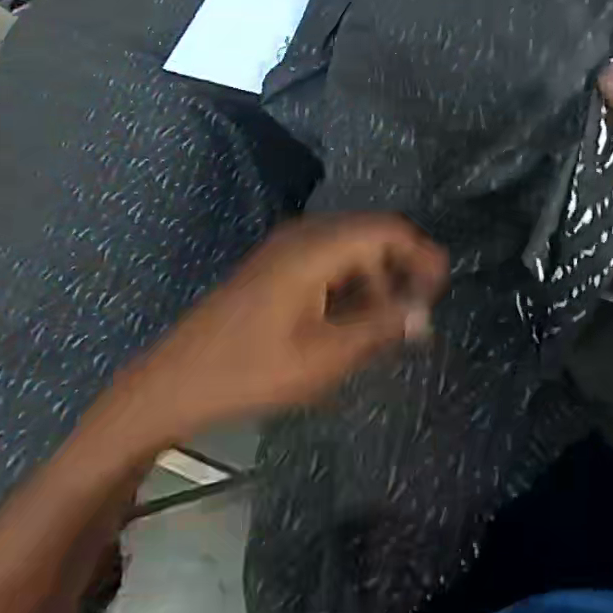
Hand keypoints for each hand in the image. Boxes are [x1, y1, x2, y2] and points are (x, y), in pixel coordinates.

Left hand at [114, 213, 447, 445]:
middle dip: (404, 265)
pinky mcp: (276, 264)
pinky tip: (355, 316)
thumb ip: (380, 329)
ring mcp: (286, 247)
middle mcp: (304, 235)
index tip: (441, 286)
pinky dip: (354, 279)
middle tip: (422, 306)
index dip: (421, 253)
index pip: (387, 229)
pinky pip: (330, 257)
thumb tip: (425, 315)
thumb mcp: (323, 358)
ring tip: (390, 320)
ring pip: (352, 245)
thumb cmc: (249, 371)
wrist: (171, 383)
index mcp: (315, 249)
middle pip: (372, 233)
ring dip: (379, 275)